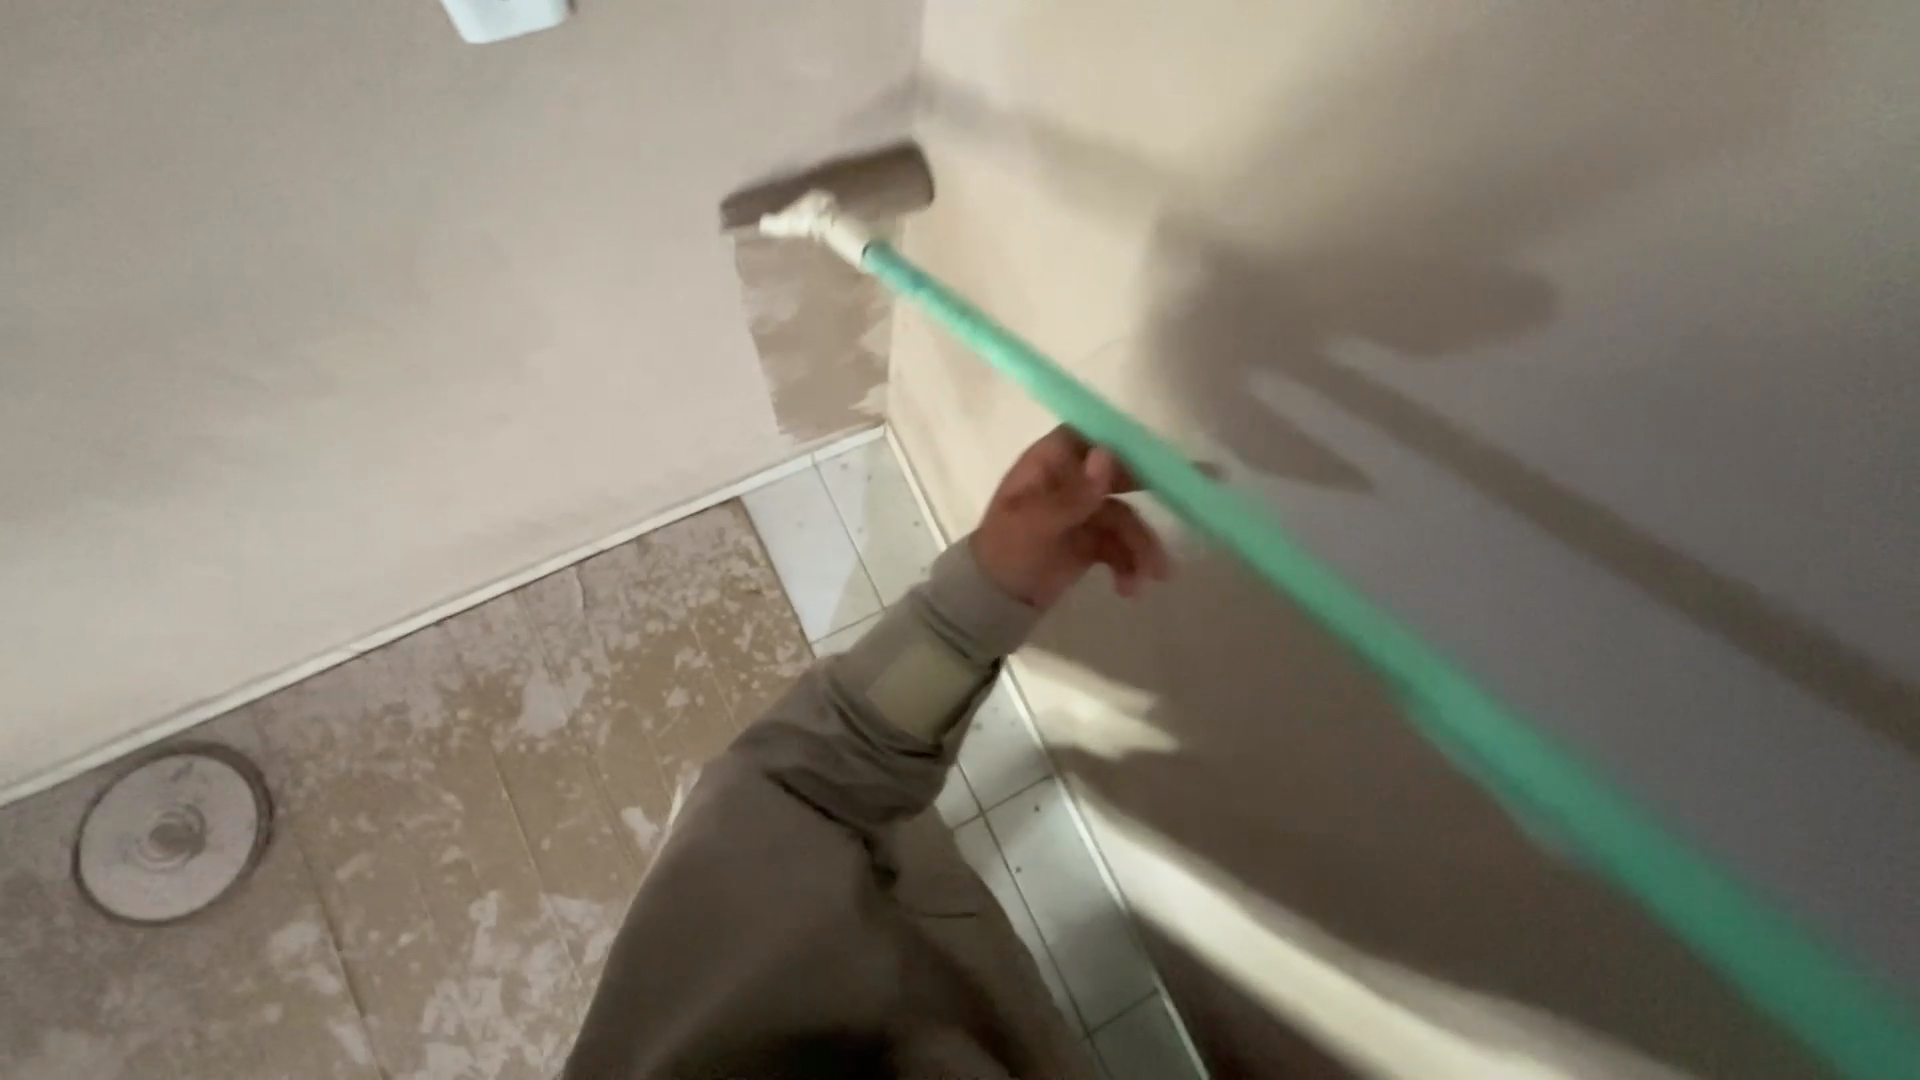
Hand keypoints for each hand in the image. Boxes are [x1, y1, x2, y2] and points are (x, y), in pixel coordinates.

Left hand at [971, 426, 1172, 609]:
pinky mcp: (1091, 542)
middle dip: (1156, 487)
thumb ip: (1073, 494)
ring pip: (1126, 518)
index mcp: (1049, 464)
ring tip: (1150, 577)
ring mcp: (1082, 512)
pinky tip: (1130, 589)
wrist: (992, 603)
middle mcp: (1069, 481)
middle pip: (1120, 474)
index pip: (1093, 438)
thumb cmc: (1004, 552)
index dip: (1126, 443)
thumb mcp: (1035, 524)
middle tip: (1203, 488)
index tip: (1163, 457)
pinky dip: (1130, 566)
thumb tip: (1107, 455)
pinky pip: (1121, 547)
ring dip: (1141, 547)